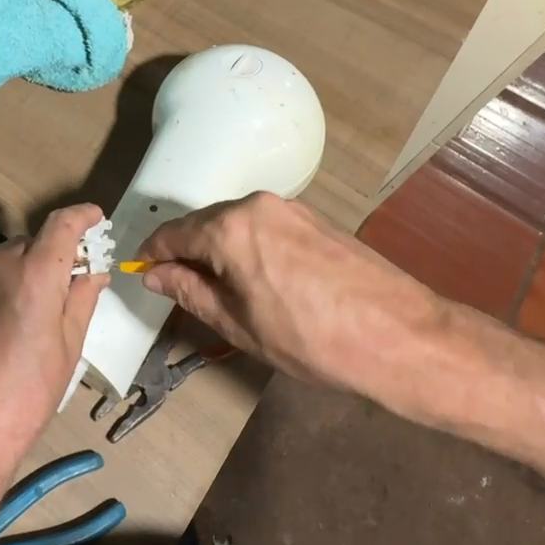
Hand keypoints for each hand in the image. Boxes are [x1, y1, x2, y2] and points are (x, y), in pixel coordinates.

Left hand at [0, 204, 109, 479]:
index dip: (82, 215)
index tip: (95, 216)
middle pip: (33, 243)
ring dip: (23, 272)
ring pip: (6, 258)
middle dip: (51, 258)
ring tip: (29, 315)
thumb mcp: (67, 349)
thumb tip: (93, 272)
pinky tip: (0, 323)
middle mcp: (0, 261)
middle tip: (65, 289)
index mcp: (36, 272)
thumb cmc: (25, 395)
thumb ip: (80, 301)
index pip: (62, 224)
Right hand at [136, 192, 451, 401]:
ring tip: (222, 289)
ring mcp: (287, 208)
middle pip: (202, 223)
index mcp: (228, 228)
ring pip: (233, 223)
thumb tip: (155, 275)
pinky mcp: (313, 218)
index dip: (152, 255)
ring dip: (218, 249)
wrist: (402, 337)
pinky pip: (262, 225)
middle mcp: (254, 205)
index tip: (142, 275)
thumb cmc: (312, 339)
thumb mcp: (239, 323)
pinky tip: (260, 279)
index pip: (171, 234)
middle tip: (180, 288)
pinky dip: (247, 246)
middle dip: (185, 252)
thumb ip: (190, 292)